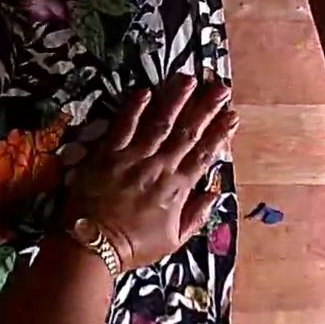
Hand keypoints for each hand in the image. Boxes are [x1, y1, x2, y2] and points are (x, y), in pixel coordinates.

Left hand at [68, 75, 237, 268]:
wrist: (92, 245)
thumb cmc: (132, 245)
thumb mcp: (173, 240)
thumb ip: (195, 215)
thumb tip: (214, 192)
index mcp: (177, 188)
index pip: (204, 154)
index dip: (220, 133)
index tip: (232, 115)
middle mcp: (159, 167)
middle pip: (187, 132)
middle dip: (205, 108)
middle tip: (220, 87)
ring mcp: (134, 157)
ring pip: (159, 122)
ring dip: (175, 99)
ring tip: (189, 78)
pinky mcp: (109, 152)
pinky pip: (124, 125)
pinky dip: (134, 107)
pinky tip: (145, 90)